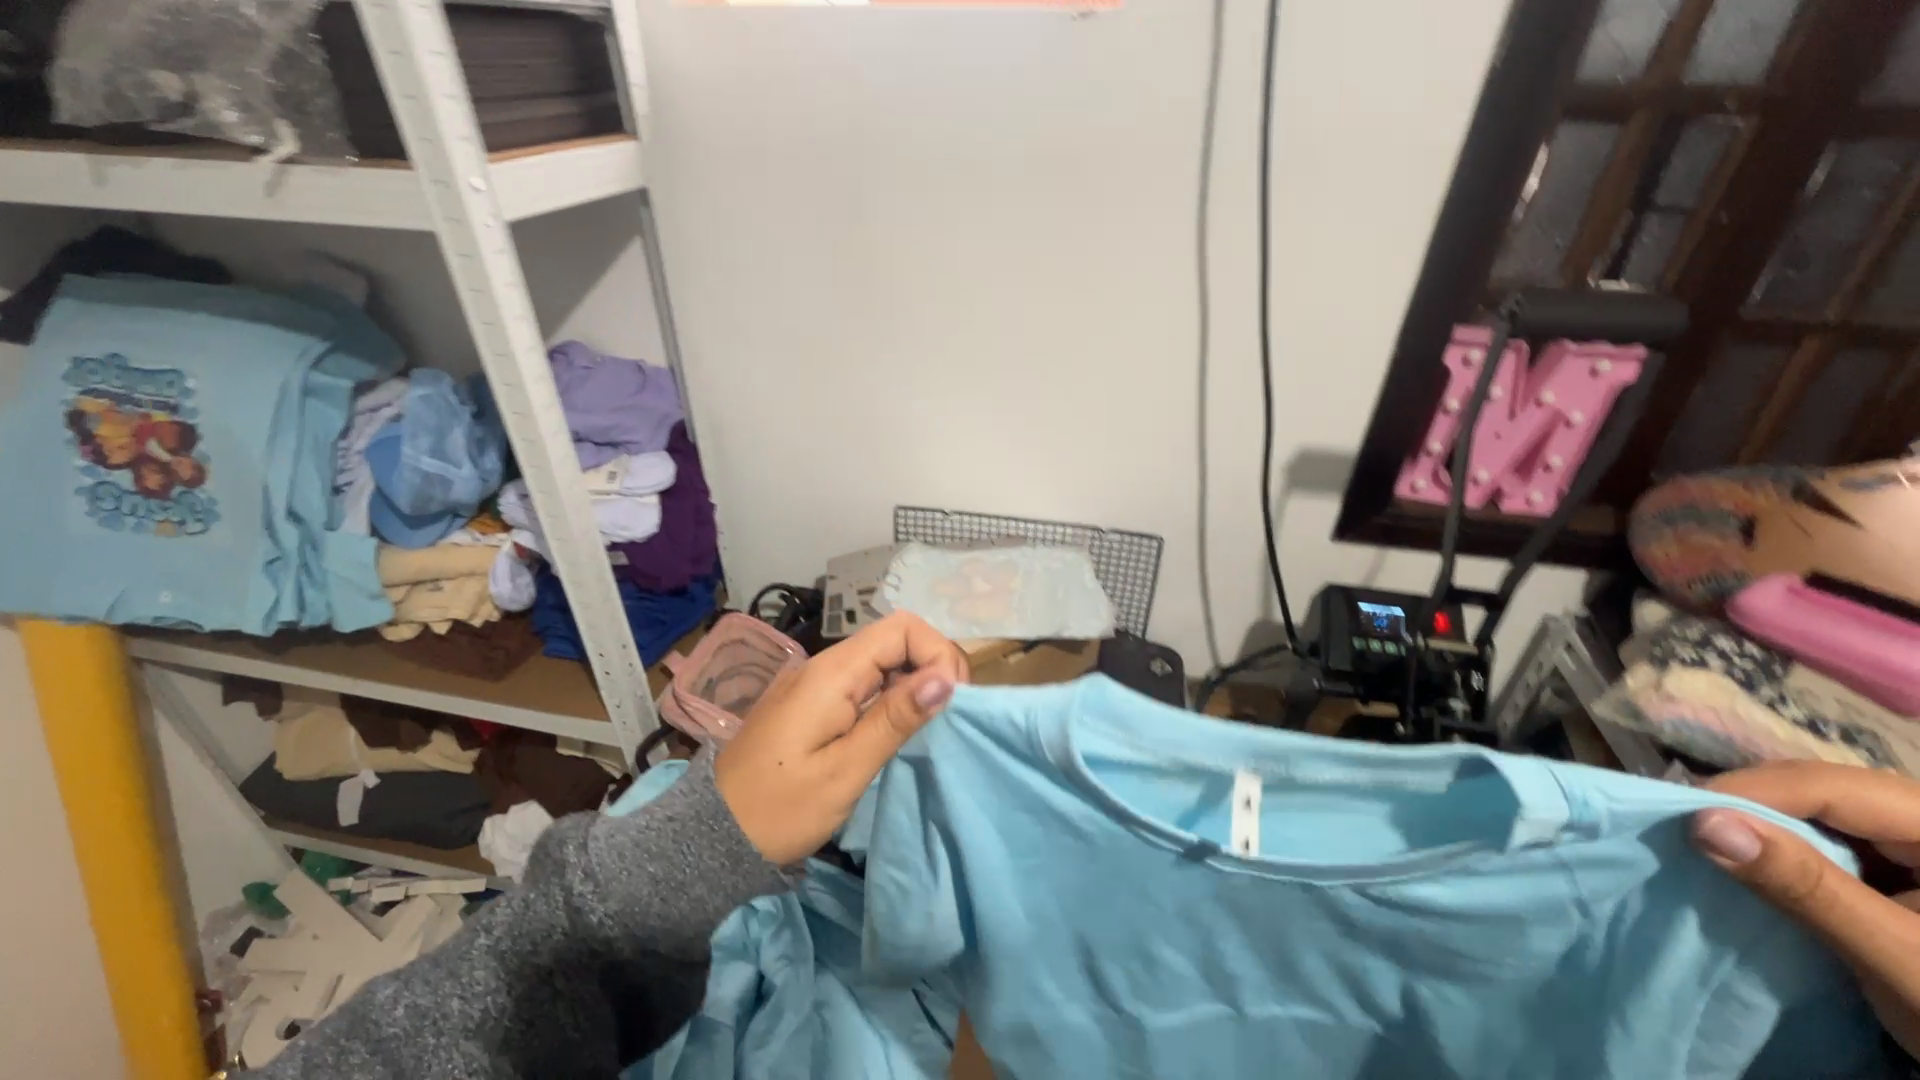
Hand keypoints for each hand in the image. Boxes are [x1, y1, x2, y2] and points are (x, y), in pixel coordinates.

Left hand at [714, 612, 968, 864]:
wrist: (714, 836)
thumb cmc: (780, 809)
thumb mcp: (844, 771)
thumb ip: (894, 720)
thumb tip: (944, 679)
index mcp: (832, 673)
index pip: (902, 628)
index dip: (937, 653)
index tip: (951, 701)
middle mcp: (824, 667)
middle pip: (894, 639)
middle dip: (931, 666)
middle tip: (947, 716)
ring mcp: (816, 685)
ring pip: (882, 661)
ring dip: (914, 684)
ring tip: (928, 727)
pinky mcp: (813, 705)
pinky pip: (864, 684)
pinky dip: (891, 698)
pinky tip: (897, 731)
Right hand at [1692, 762, 1919, 1056]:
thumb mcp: (1897, 959)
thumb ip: (1806, 888)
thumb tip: (1700, 822)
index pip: (1832, 785)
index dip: (1750, 791)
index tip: (1679, 816)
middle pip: (1824, 790)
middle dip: (1751, 806)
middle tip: (1685, 831)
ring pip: (1822, 811)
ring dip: (1762, 828)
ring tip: (1711, 845)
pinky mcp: (1907, 866)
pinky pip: (1834, 837)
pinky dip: (1786, 849)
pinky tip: (1757, 864)